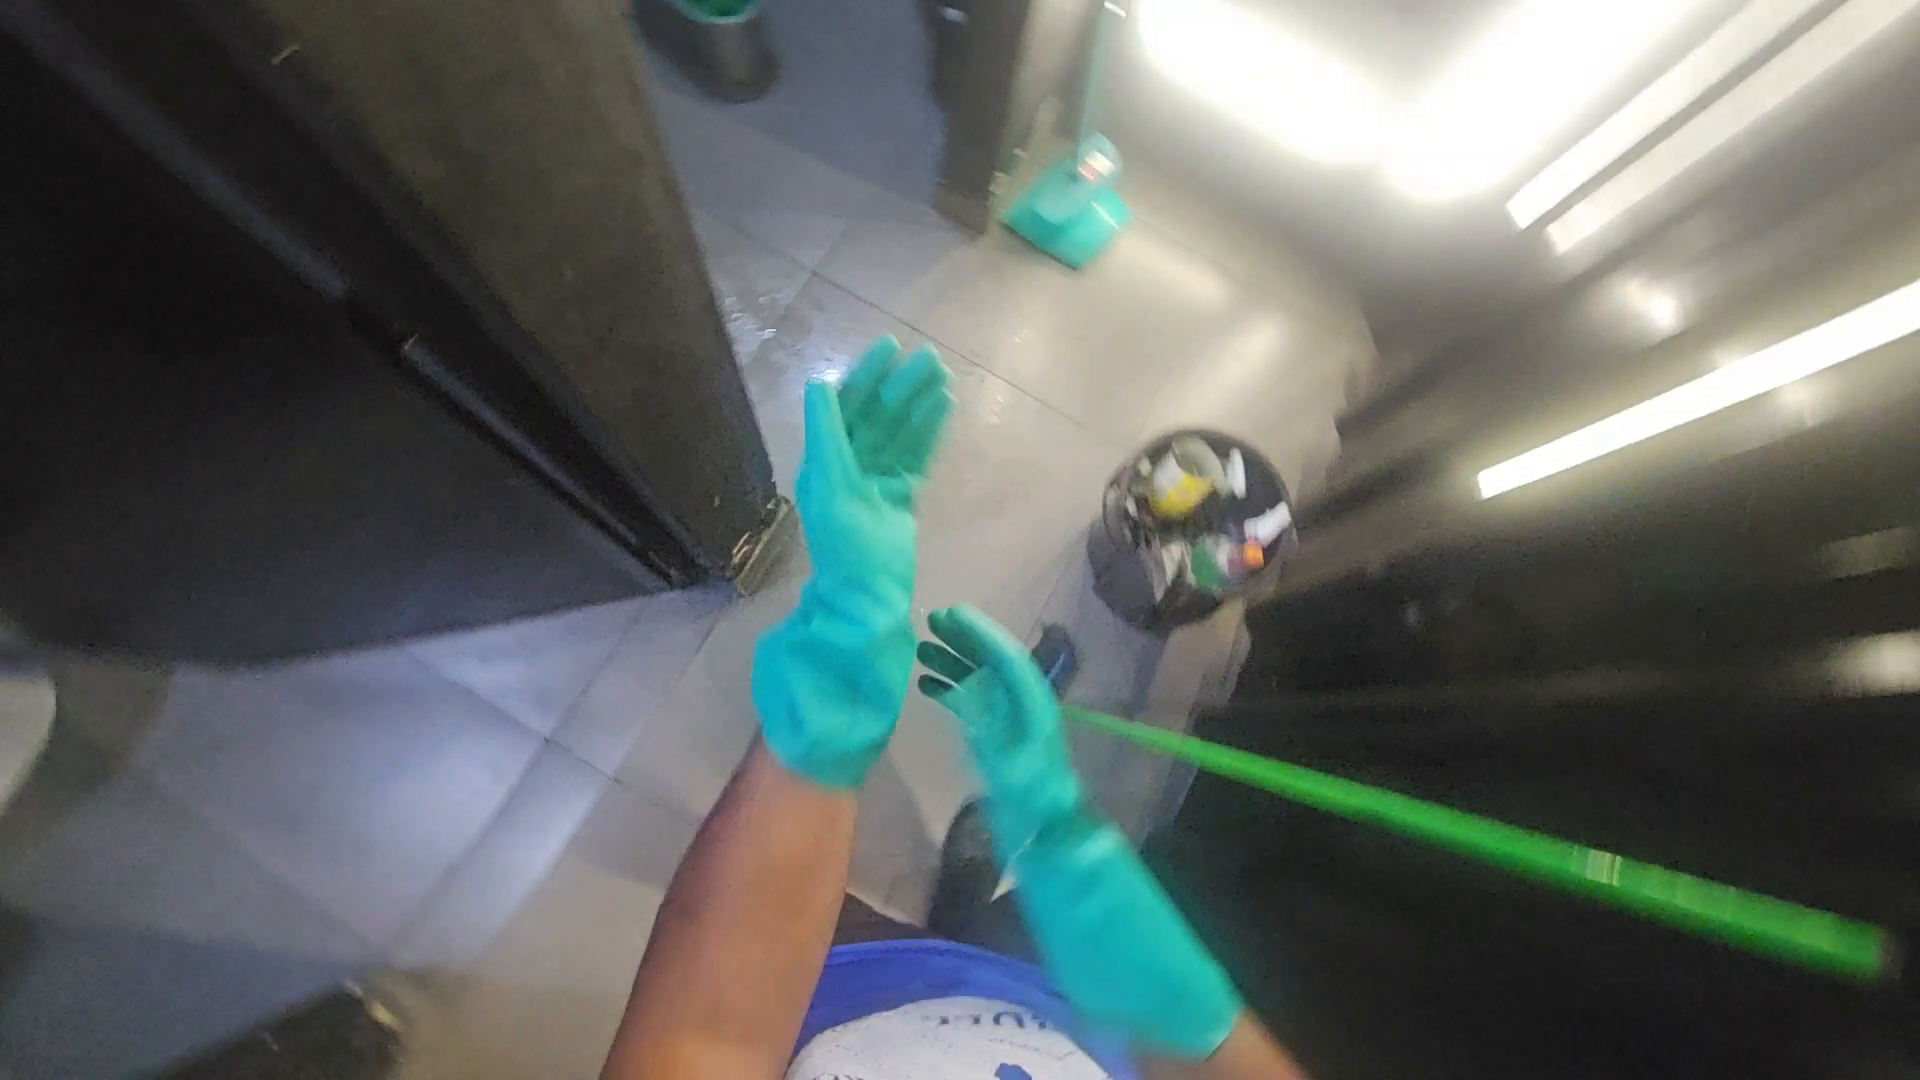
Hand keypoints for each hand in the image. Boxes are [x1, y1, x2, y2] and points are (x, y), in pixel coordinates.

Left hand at [753, 338, 952, 789]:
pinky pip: (912, 461)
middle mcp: (849, 473)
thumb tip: (819, 387)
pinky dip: (926, 437)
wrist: (862, 615)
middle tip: (927, 357)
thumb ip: (826, 440)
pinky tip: (942, 413)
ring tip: (941, 377)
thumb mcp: (829, 494)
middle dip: (900, 387)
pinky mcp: (897, 507)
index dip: (868, 379)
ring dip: (917, 407)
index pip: (850, 412)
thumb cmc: (844, 558)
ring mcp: (875, 490)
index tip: (891, 350)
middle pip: (877, 419)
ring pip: (898, 437)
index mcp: (828, 467)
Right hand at [916, 605, 1084, 854]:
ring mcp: (1006, 716)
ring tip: (921, 649)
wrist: (1043, 829)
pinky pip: (969, 700)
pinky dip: (948, 688)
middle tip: (931, 622)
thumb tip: (964, 683)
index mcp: (1032, 699)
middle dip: (963, 638)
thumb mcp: (1010, 754)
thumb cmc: (1031, 792)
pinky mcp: (994, 732)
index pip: (1006, 655)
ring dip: (951, 661)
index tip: (952, 614)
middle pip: (990, 659)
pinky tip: (925, 683)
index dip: (979, 632)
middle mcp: (1020, 700)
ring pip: (977, 677)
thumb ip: (990, 720)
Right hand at [919, 605, 1242, 1059]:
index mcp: (1052, 786)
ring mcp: (1035, 792)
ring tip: (925, 656)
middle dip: (975, 656)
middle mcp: (1042, 777)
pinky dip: (970, 719)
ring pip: (1001, 719)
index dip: (994, 655)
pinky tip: (949, 707)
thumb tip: (1024, 781)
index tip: (958, 622)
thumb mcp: (1084, 886)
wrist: (1142, 977)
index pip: (1024, 702)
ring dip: (969, 681)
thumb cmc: (1117, 942)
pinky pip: (995, 749)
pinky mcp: (1028, 812)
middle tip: (930, 627)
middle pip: (1010, 699)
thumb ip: (1055, 833)